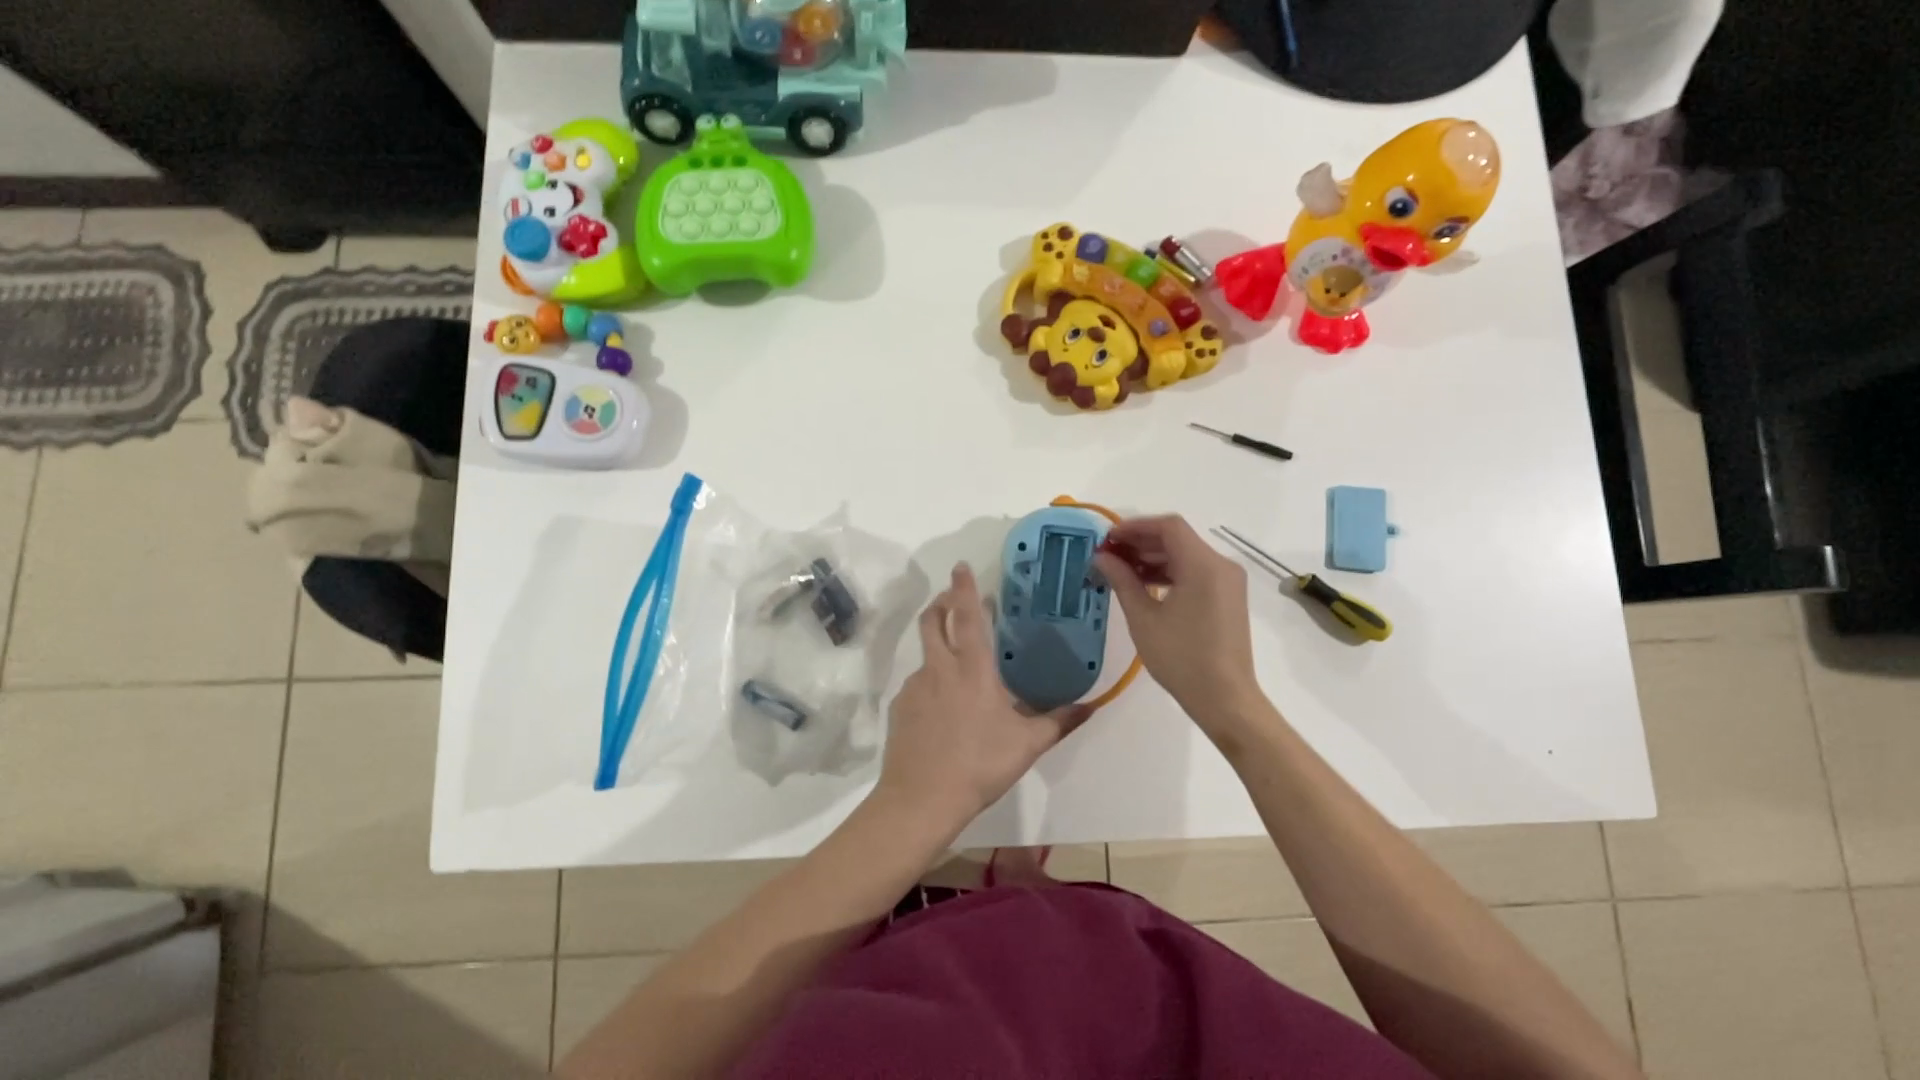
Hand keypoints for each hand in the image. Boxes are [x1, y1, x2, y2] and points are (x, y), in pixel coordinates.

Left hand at [875, 564, 1088, 835]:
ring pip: (925, 654)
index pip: (965, 615)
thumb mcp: (1028, 744)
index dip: (963, 588)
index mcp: (972, 668)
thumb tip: (1092, 706)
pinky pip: (917, 684)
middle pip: (932, 621)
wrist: (921, 798)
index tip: (960, 566)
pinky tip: (943, 708)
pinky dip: (930, 681)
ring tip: (957, 663)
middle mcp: (939, 668)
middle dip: (941, 603)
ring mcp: (914, 687)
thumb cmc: (980, 764)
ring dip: (937, 644)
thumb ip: (1059, 722)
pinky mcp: (900, 708)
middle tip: (953, 598)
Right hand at [1094, 516, 1260, 727]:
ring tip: (1121, 571)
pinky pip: (1197, 572)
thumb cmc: (1181, 658)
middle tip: (1109, 554)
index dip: (1135, 526)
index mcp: (1203, 565)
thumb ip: (1122, 580)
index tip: (1108, 538)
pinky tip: (1145, 586)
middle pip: (1178, 539)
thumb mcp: (1143, 618)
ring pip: (1187, 555)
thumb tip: (1102, 557)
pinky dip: (1171, 573)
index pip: (1168, 527)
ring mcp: (1228, 581)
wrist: (1224, 698)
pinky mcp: (1228, 597)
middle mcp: (1221, 565)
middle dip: (1142, 542)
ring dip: (1155, 558)